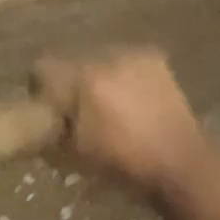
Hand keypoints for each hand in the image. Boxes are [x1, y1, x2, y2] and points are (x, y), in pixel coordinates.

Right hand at [34, 49, 215, 191]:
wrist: (180, 163)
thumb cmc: (123, 163)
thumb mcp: (73, 153)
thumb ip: (51, 129)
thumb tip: (41, 118)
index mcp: (82, 79)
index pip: (42, 66)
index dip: (40, 87)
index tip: (47, 107)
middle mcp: (106, 57)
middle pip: (72, 62)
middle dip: (72, 83)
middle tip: (80, 109)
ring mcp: (133, 55)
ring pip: (100, 60)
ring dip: (99, 78)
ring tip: (110, 105)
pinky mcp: (156, 60)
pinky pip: (126, 62)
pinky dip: (124, 76)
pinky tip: (132, 99)